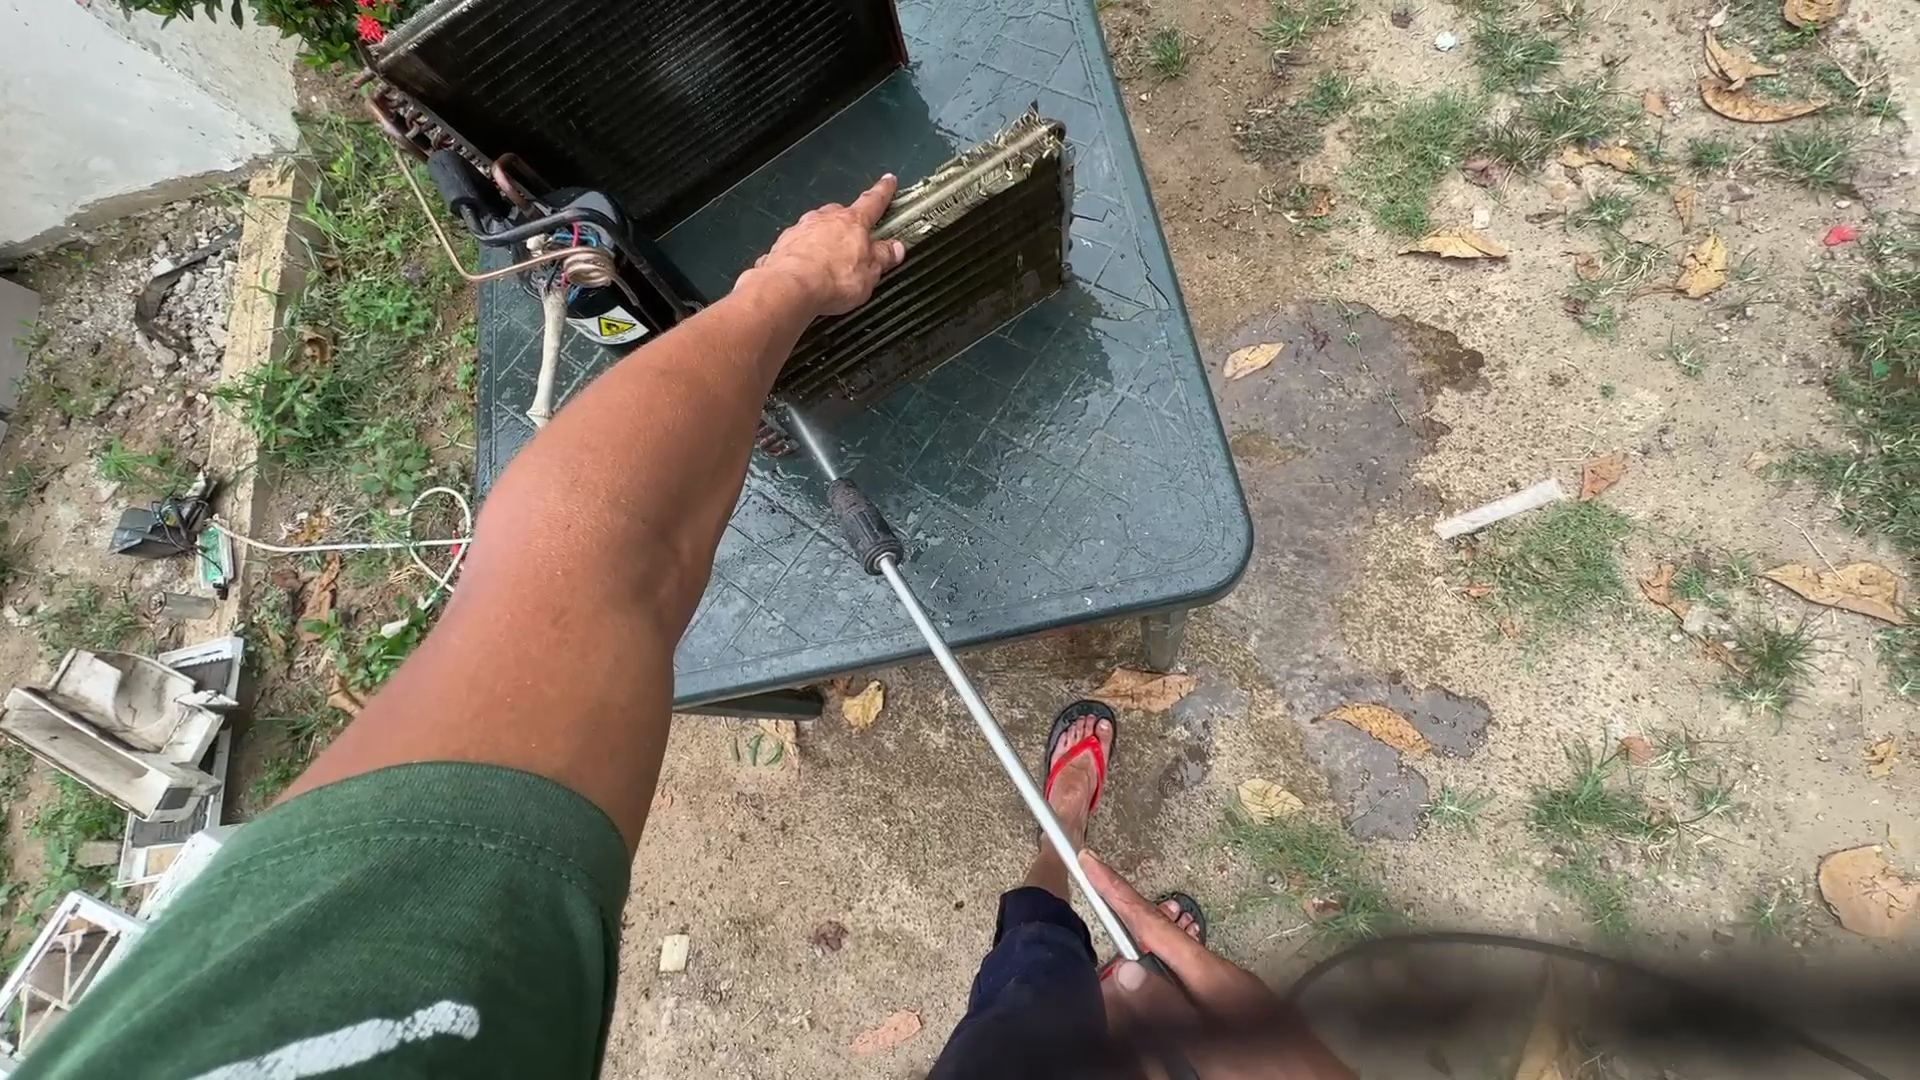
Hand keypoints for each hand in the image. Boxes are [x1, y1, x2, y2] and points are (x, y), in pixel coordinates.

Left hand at [743, 175, 906, 316]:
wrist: (791, 288)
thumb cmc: (834, 279)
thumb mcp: (869, 273)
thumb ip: (882, 258)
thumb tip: (896, 248)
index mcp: (852, 222)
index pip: (872, 202)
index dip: (883, 192)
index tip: (888, 181)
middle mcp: (825, 218)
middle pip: (840, 214)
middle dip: (848, 223)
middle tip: (854, 241)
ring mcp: (802, 229)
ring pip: (817, 228)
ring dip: (824, 240)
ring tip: (828, 263)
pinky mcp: (783, 244)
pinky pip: (799, 245)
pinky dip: (805, 254)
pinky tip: (807, 271)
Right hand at [1081, 851, 1354, 1079]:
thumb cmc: (1271, 1070)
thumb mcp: (1213, 1043)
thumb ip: (1166, 1006)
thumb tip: (1124, 966)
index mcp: (1212, 974)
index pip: (1153, 923)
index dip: (1117, 891)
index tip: (1090, 859)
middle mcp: (1221, 978)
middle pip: (1159, 958)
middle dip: (1131, 971)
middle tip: (1120, 1001)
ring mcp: (1233, 998)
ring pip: (1174, 991)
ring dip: (1154, 1019)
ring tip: (1155, 1047)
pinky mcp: (1239, 1019)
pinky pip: (1193, 1012)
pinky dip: (1174, 1032)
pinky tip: (1177, 1055)